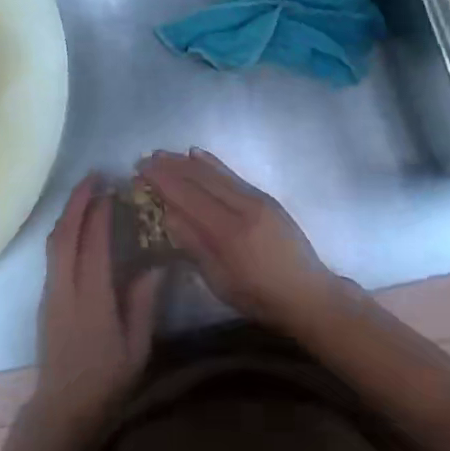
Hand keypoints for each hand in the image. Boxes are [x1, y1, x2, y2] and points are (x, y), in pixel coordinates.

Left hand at [31, 177, 163, 436]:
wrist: (62, 408)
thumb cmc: (106, 382)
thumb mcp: (136, 348)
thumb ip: (143, 304)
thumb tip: (156, 266)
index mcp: (91, 300)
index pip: (92, 245)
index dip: (99, 214)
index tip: (111, 189)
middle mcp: (65, 289)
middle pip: (64, 235)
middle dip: (76, 202)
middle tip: (94, 176)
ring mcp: (50, 293)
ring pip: (53, 243)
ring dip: (67, 214)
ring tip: (86, 193)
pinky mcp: (45, 299)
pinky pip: (52, 255)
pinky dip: (63, 232)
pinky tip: (76, 227)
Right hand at [137, 148, 345, 333]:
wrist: (308, 293)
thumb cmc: (259, 296)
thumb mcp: (219, 280)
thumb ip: (193, 243)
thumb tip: (167, 213)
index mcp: (228, 232)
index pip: (188, 197)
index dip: (162, 181)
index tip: (141, 170)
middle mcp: (243, 208)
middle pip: (200, 180)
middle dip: (171, 167)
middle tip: (146, 159)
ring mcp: (257, 199)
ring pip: (216, 173)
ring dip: (187, 162)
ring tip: (164, 154)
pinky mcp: (266, 198)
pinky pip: (232, 175)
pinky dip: (212, 164)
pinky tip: (197, 155)